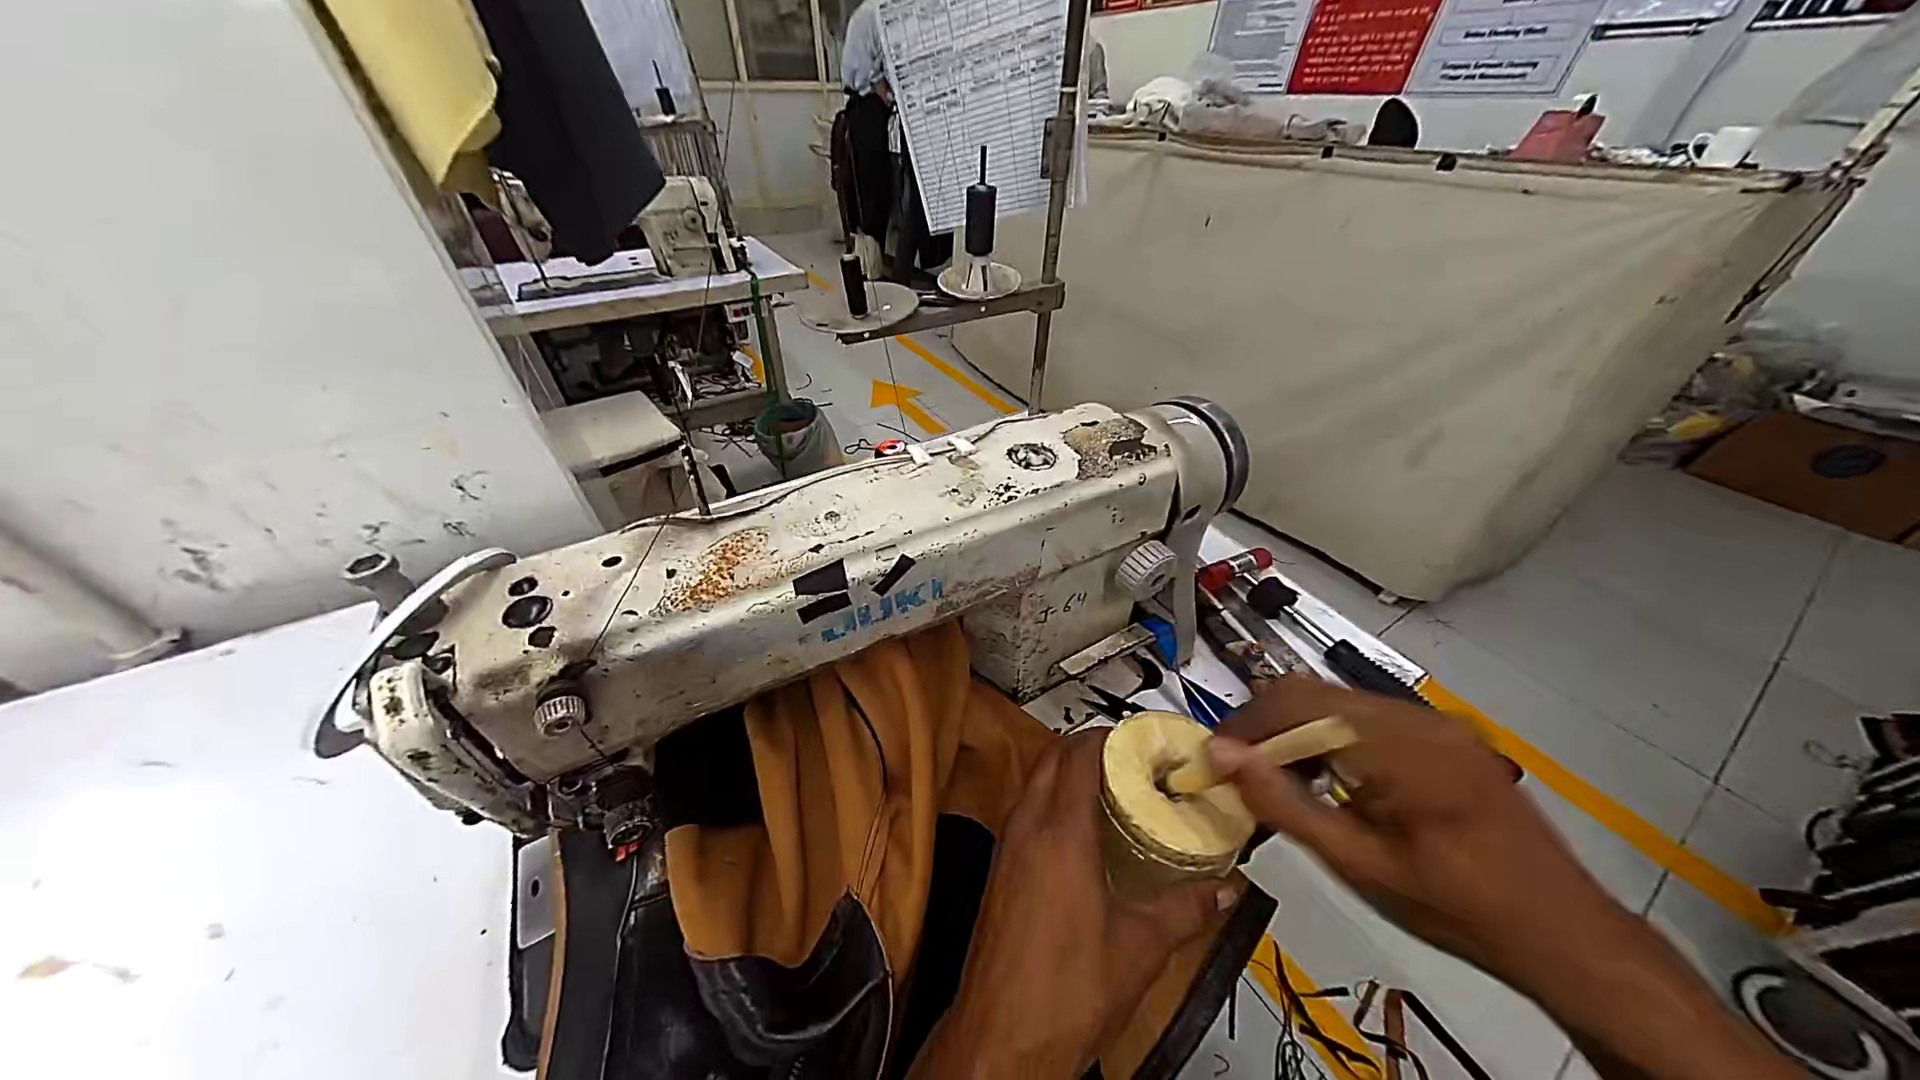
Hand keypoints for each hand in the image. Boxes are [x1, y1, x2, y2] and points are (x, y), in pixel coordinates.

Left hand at [911, 730, 1239, 1079]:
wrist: (1001, 1036)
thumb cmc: (1064, 992)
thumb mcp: (1141, 948)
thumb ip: (1187, 908)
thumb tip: (1224, 888)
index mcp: (1060, 834)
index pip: (1078, 754)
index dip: (1110, 737)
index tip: (1141, 741)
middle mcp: (1026, 828)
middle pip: (1053, 757)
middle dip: (1091, 747)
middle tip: (1132, 762)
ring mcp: (1007, 846)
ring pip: (1036, 781)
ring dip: (1069, 772)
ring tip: (1115, 791)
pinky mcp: (1001, 867)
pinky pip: (1027, 811)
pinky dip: (1055, 802)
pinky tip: (1085, 834)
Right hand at [1213, 676, 1798, 1079]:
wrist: (1563, 932)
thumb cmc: (1457, 907)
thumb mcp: (1359, 864)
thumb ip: (1283, 803)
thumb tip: (1221, 755)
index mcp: (1403, 748)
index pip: (1298, 704)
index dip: (1247, 724)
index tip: (1214, 756)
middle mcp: (1419, 718)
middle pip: (1313, 692)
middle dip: (1265, 724)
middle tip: (1237, 767)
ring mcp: (1434, 721)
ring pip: (1334, 699)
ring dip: (1293, 729)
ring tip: (1274, 774)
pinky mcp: (1441, 731)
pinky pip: (1363, 714)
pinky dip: (1327, 734)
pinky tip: (1322, 773)